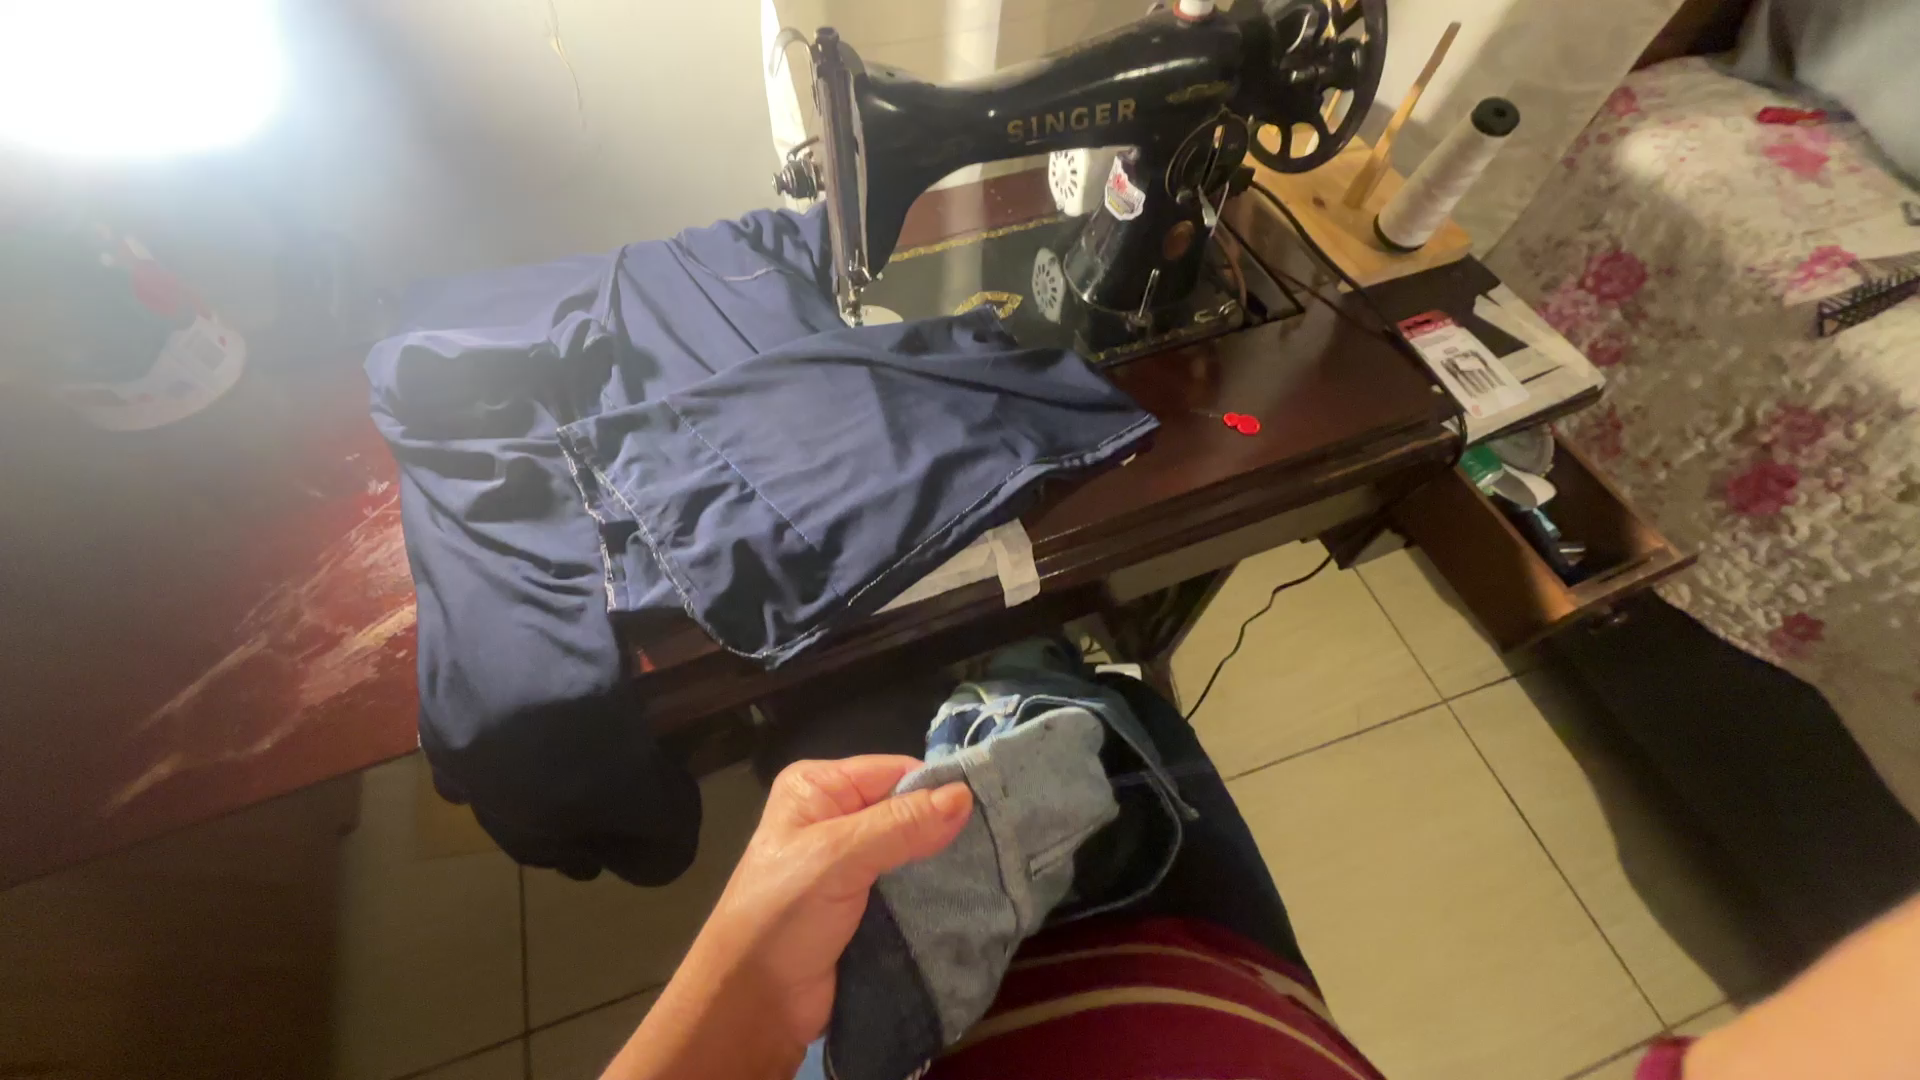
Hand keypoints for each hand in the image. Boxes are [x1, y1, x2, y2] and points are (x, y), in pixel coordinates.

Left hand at [607, 757, 971, 1079]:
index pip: (893, 771)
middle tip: (995, 843)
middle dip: (944, 826)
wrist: (752, 1009)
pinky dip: (935, 889)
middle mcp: (836, 815)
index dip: (934, 789)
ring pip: (914, 848)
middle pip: (907, 807)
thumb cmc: (781, 916)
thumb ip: (900, 825)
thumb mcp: (836, 857)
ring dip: (943, 862)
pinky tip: (968, 893)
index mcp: (819, 787)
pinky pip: (911, 884)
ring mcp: (852, 862)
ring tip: (991, 868)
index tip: (984, 811)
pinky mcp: (867, 903)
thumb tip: (966, 794)